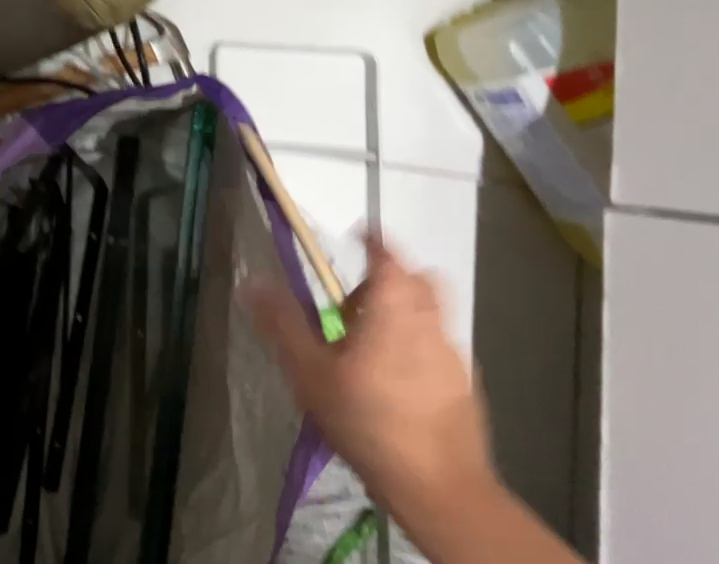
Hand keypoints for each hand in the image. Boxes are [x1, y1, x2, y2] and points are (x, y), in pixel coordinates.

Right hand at [246, 235, 497, 529]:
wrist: (438, 486)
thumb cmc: (366, 419)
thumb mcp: (308, 371)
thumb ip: (282, 322)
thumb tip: (251, 280)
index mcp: (393, 312)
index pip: (391, 259)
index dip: (376, 241)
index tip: (360, 232)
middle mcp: (430, 325)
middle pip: (421, 281)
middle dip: (393, 276)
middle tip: (357, 293)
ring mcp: (454, 357)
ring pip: (431, 315)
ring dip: (404, 311)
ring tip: (368, 338)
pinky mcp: (466, 387)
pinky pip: (438, 346)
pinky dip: (416, 343)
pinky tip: (392, 376)